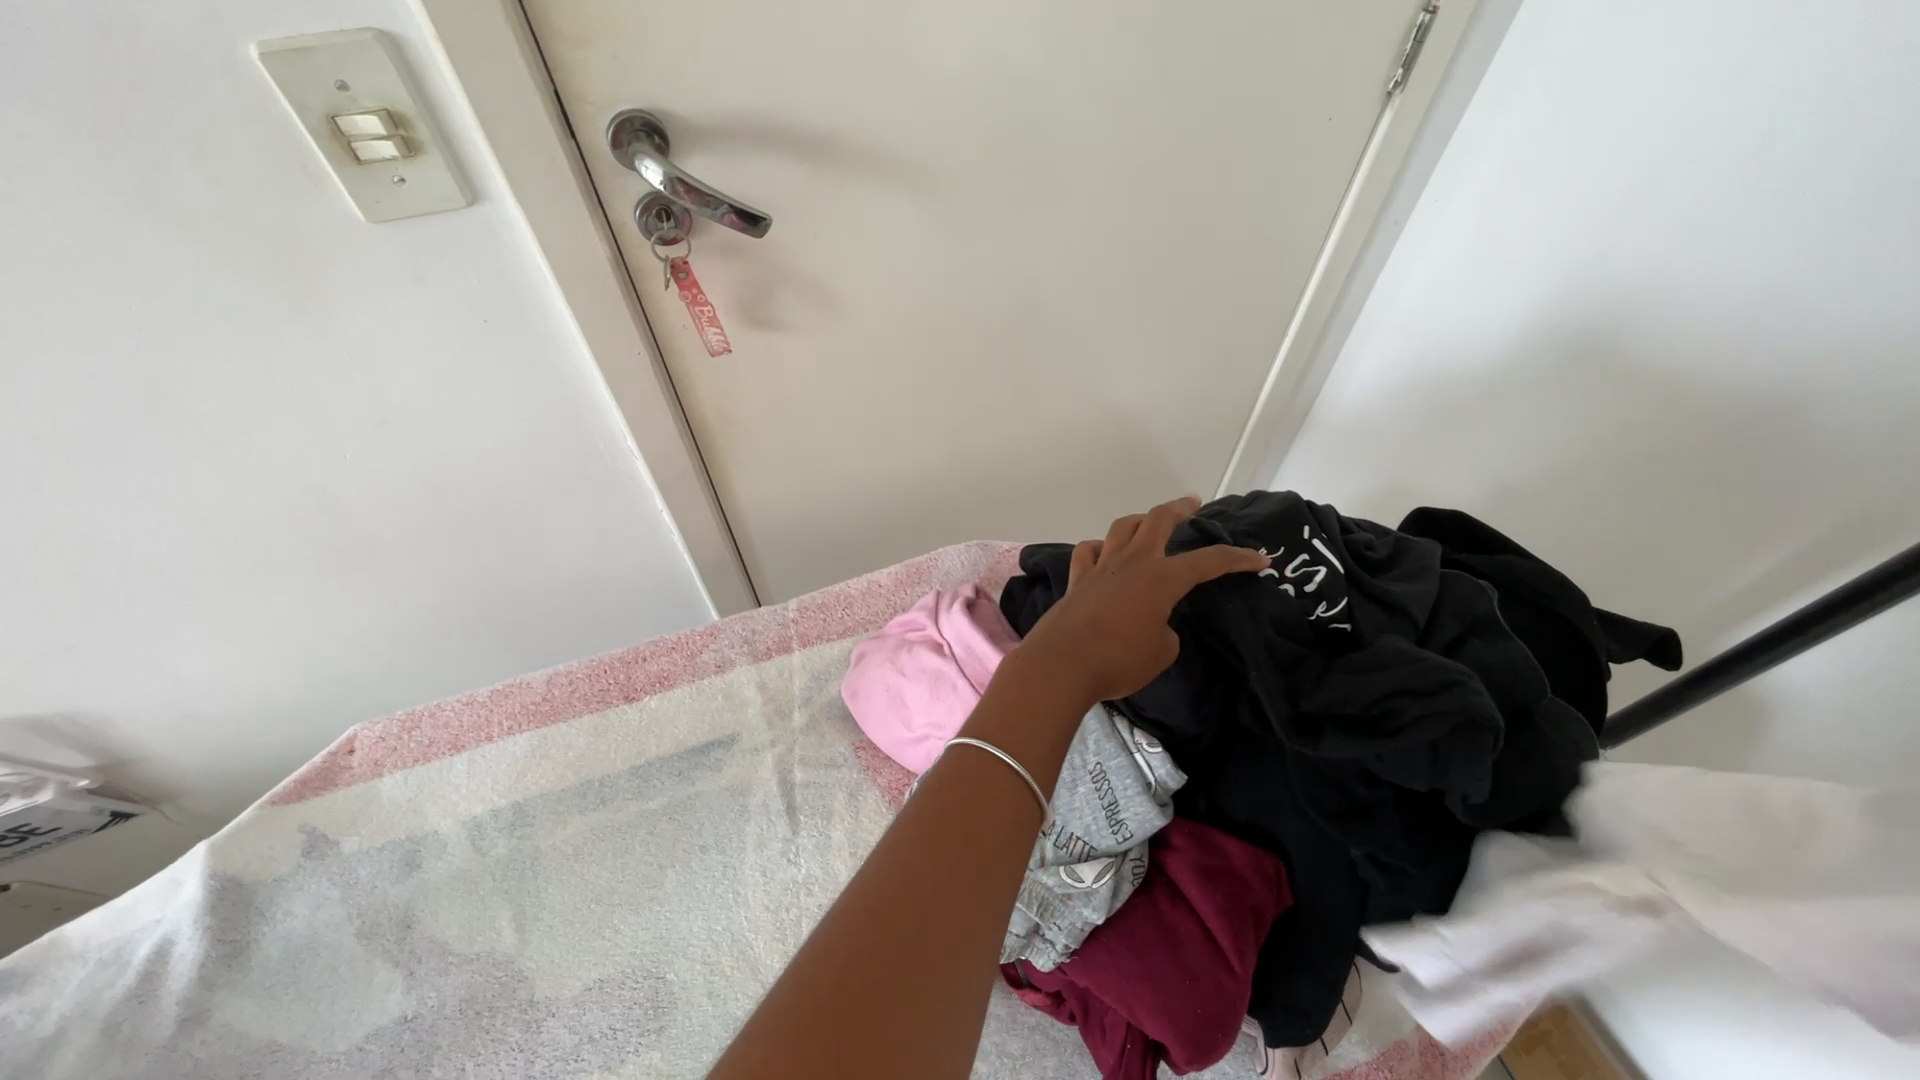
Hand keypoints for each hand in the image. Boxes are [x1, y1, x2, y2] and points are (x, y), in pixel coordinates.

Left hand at [1008, 495, 1269, 704]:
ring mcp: (1100, 568)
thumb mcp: (1161, 652)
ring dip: (1139, 520)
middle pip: (1157, 520)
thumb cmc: (1119, 661)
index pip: (1209, 561)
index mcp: (1162, 578)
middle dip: (1179, 508)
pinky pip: (1088, 552)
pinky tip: (1102, 551)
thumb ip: (1165, 631)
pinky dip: (1099, 547)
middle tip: (1193, 502)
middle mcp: (1132, 563)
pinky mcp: (1076, 582)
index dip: (1237, 559)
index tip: (1259, 559)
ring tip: (1148, 522)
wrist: (1061, 666)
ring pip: (1121, 528)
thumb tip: (1153, 623)